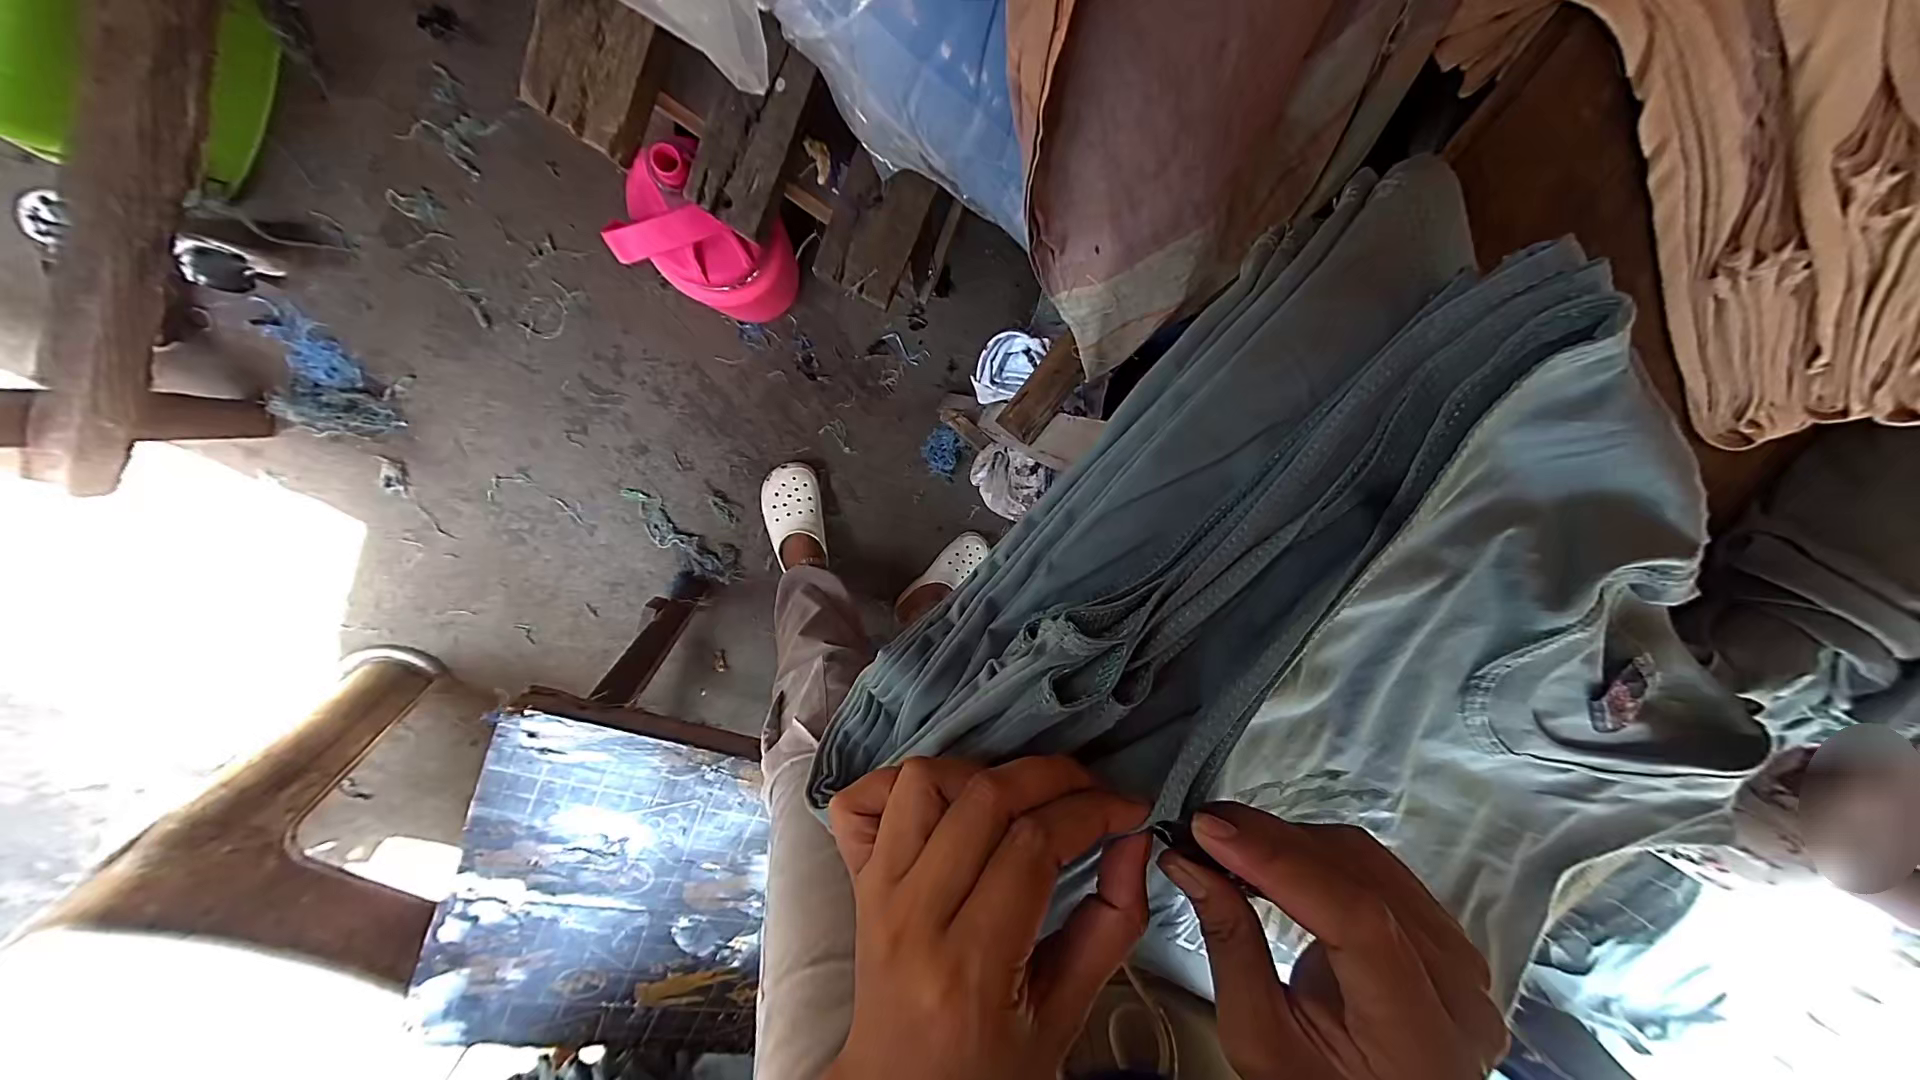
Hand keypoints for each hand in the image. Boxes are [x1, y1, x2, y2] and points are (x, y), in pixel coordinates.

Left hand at [823, 756, 1152, 1079]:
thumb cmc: (988, 1068)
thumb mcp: (1065, 1016)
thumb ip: (1111, 925)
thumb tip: (1133, 838)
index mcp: (969, 966)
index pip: (1034, 844)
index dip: (1092, 811)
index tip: (1127, 808)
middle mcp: (912, 915)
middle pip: (984, 798)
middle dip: (1053, 776)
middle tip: (1091, 788)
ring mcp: (876, 889)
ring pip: (923, 781)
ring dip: (982, 773)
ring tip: (1019, 800)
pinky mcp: (857, 877)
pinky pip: (862, 799)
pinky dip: (903, 784)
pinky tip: (946, 803)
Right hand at [1158, 802, 1508, 1078]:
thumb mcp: (1258, 1040)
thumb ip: (1229, 946)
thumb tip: (1190, 864)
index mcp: (1419, 1038)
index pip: (1357, 921)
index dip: (1278, 861)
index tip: (1211, 830)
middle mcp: (1454, 989)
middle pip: (1359, 877)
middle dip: (1267, 840)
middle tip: (1201, 828)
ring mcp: (1453, 954)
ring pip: (1360, 857)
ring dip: (1283, 838)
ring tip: (1226, 840)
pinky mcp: (1434, 928)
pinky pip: (1367, 862)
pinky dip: (1306, 847)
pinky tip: (1265, 852)